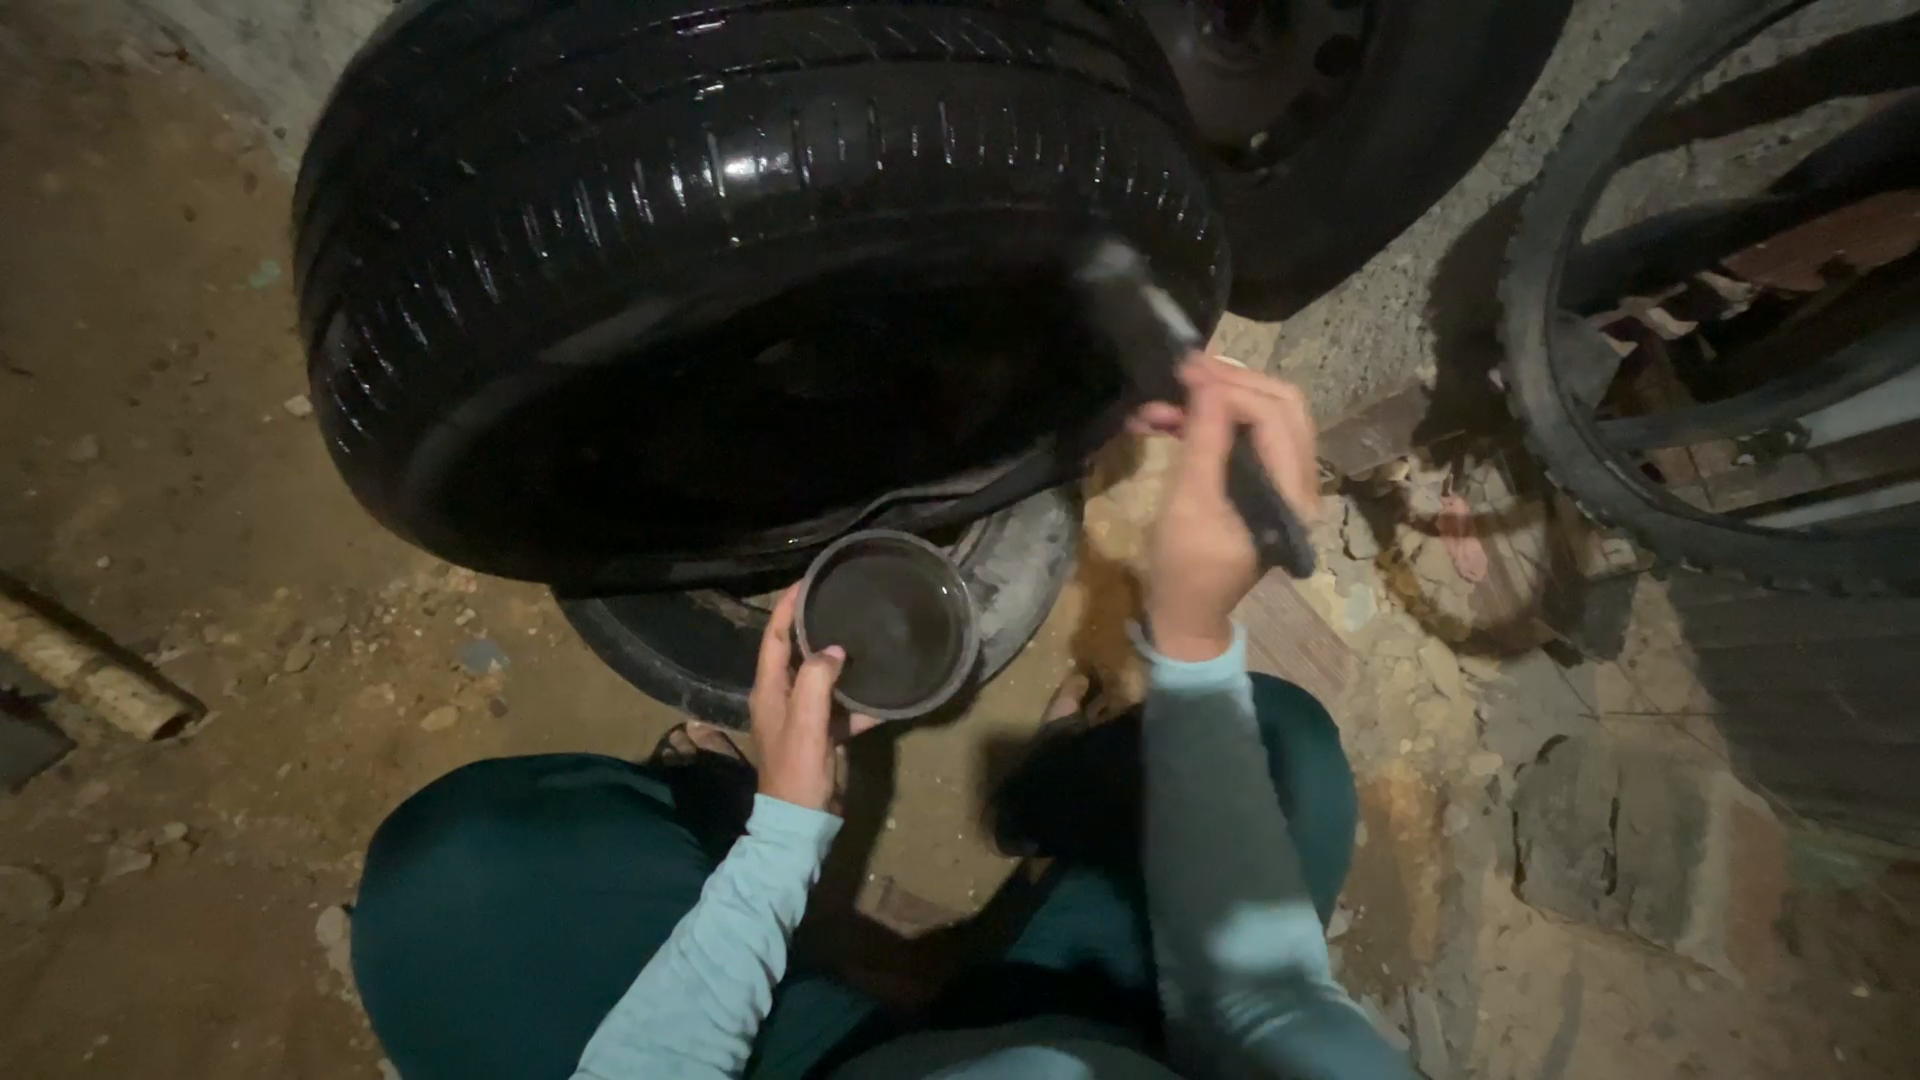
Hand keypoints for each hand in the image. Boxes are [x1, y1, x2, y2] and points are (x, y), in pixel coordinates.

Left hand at [750, 586, 877, 811]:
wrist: (801, 823)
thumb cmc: (797, 771)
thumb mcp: (806, 723)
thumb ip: (816, 680)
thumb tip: (835, 651)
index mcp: (770, 689)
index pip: (774, 637)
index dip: (786, 608)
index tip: (806, 581)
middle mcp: (783, 697)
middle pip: (798, 652)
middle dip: (816, 627)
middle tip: (842, 602)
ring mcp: (803, 716)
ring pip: (822, 678)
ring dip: (841, 661)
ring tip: (867, 639)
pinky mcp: (822, 734)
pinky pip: (842, 708)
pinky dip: (859, 701)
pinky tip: (883, 695)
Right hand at [1136, 355, 1320, 661]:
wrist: (1186, 616)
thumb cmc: (1184, 570)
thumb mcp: (1188, 506)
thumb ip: (1204, 443)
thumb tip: (1206, 384)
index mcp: (1292, 495)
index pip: (1275, 416)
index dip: (1230, 388)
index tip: (1182, 372)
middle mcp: (1300, 484)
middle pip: (1281, 407)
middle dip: (1231, 383)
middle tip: (1183, 371)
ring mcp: (1282, 483)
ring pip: (1263, 418)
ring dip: (1217, 401)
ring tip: (1165, 398)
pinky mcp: (1260, 485)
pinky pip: (1245, 438)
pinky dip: (1211, 423)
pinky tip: (1170, 420)